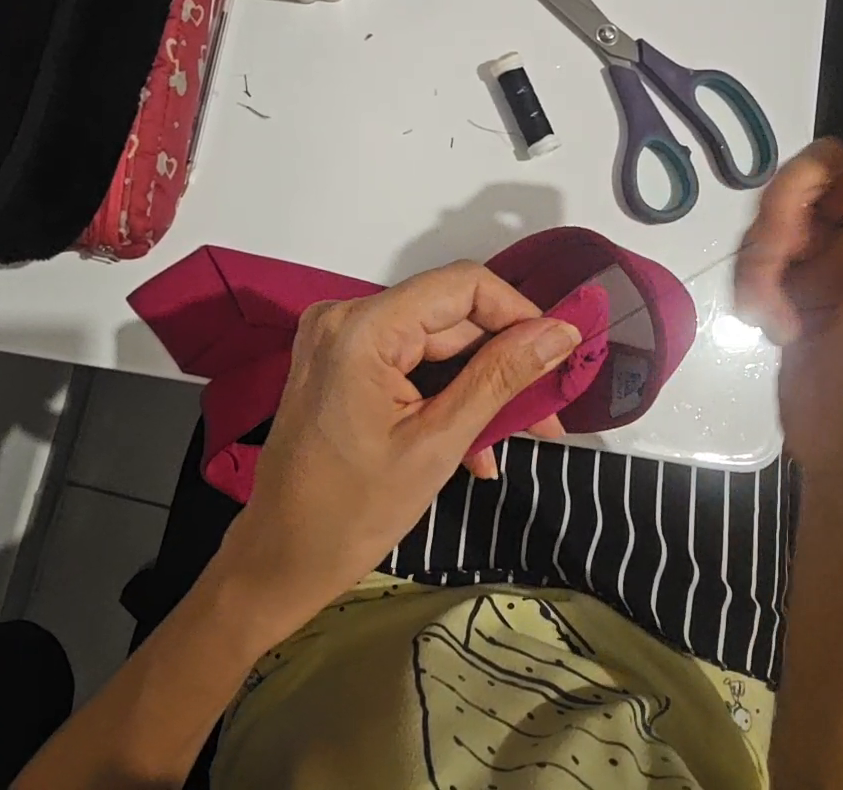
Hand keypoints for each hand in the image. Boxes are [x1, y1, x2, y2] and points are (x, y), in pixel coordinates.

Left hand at [210, 262, 581, 627]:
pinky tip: (472, 446)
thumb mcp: (438, 443)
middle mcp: (345, 316)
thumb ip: (500, 377)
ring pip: (433, 344)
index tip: (558, 355)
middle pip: (448, 317)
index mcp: (363, 328)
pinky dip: (442, 395)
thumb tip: (561, 331)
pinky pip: (407, 363)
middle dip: (502, 361)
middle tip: (546, 415)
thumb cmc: (356, 511)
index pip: (462, 285)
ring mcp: (338, 339)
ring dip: (477, 386)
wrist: (282, 557)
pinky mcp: (339, 362)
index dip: (518, 312)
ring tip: (514, 439)